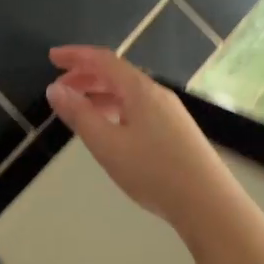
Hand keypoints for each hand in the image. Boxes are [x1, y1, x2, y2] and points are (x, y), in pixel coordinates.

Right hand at [45, 46, 238, 230]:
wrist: (212, 208)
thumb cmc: (155, 172)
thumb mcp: (107, 144)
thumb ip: (79, 115)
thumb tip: (55, 89)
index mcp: (140, 90)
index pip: (103, 59)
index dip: (75, 55)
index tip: (52, 58)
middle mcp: (157, 94)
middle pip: (116, 74)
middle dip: (85, 76)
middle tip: (60, 88)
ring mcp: (171, 114)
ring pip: (128, 93)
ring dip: (100, 94)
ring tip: (79, 110)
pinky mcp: (178, 133)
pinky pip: (139, 108)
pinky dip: (116, 109)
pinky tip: (111, 130)